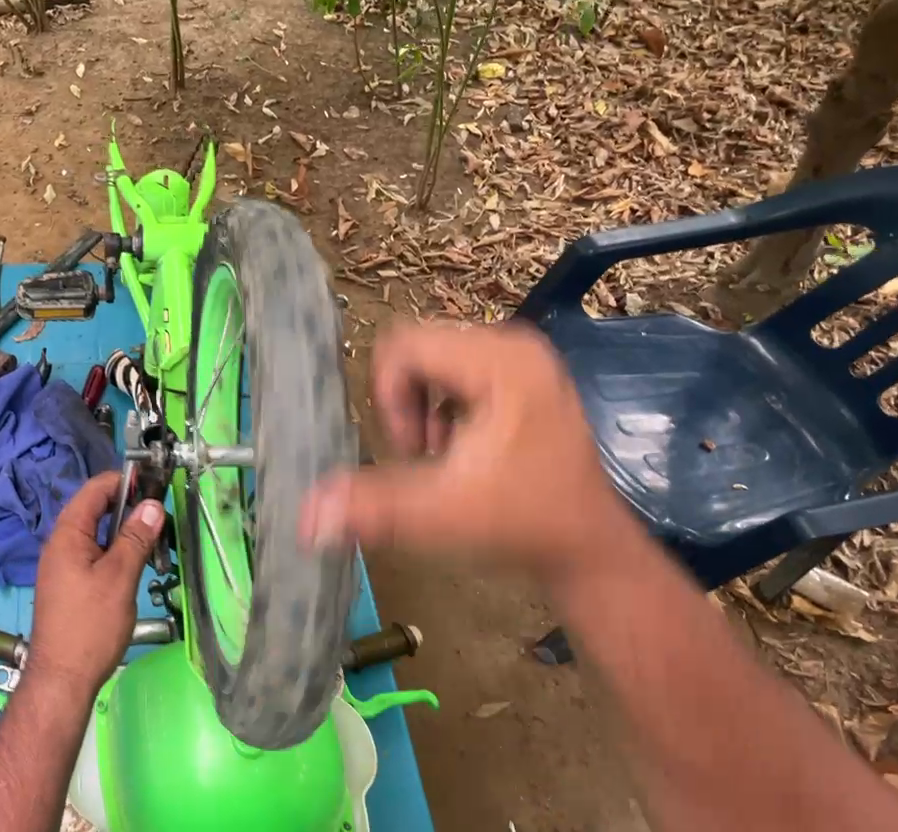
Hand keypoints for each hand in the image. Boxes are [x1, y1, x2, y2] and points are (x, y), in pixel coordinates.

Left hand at [28, 471, 163, 699]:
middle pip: (93, 510)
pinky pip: (91, 554)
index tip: (152, 485)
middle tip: (158, 515)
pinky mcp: (67, 585)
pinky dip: (113, 552)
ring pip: (94, 535)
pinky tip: (133, 565)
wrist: (62, 678)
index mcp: (67, 534)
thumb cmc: (90, 625)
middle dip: (125, 507)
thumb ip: (135, 539)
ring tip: (152, 540)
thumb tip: (151, 505)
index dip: (122, 482)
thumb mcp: (119, 578)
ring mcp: (61, 566)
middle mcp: (59, 544)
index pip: (94, 490)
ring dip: (121, 532)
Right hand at [300, 323, 636, 584]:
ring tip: (441, 454)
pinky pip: (450, 371)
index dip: (389, 397)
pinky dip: (438, 406)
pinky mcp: (520, 375)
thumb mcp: (442, 514)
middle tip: (425, 453)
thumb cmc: (523, 525)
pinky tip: (460, 448)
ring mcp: (520, 358)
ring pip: (428, 360)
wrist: (591, 552)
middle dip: (404, 402)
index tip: (412, 450)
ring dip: (418, 406)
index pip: (403, 347)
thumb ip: (372, 508)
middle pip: (414, 349)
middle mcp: (512, 345)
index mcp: (501, 361)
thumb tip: (307, 517)